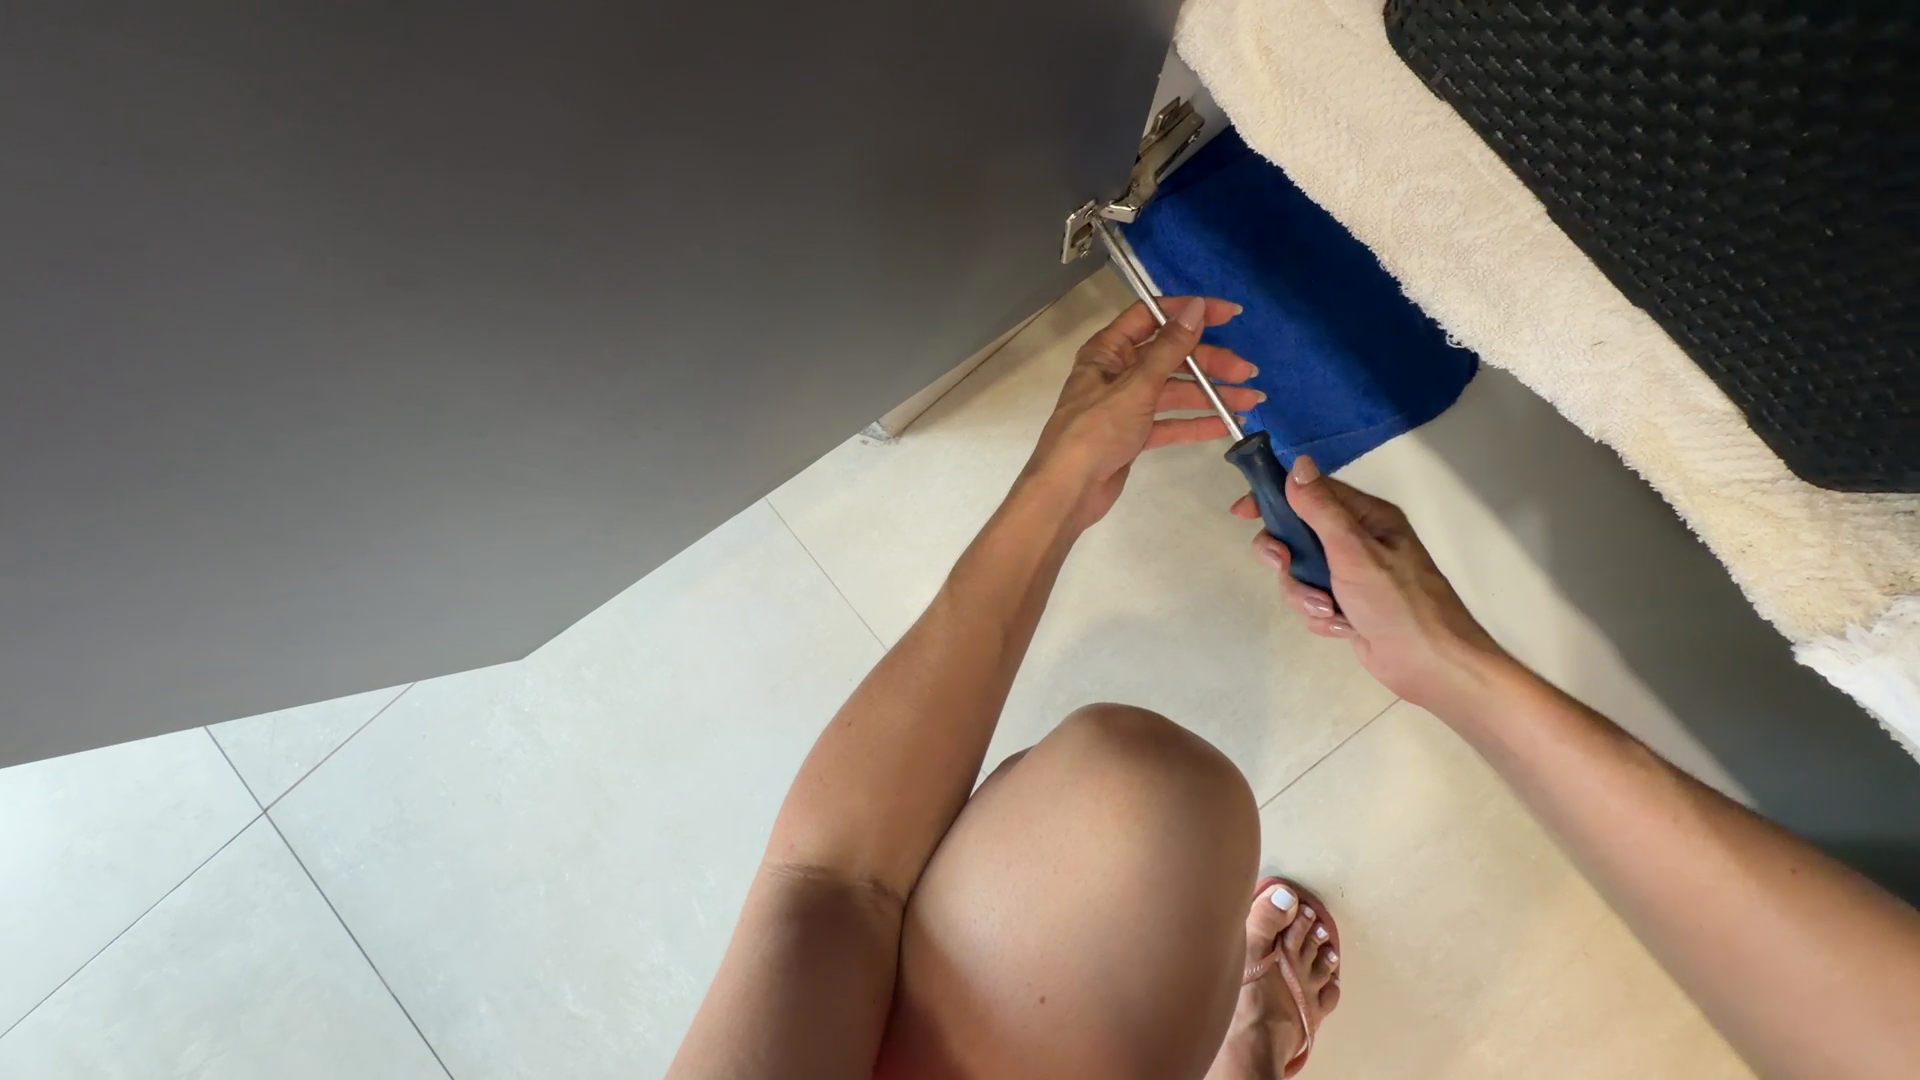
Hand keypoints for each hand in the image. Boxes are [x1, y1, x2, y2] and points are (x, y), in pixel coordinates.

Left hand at [1029, 295, 1259, 528]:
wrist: (1068, 490)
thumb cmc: (1095, 431)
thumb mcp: (1135, 386)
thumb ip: (1168, 349)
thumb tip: (1195, 309)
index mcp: (1107, 351)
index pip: (1151, 317)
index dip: (1189, 313)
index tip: (1229, 315)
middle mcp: (1116, 373)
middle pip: (1170, 357)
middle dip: (1210, 363)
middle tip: (1247, 372)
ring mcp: (1125, 405)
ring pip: (1174, 391)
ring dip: (1211, 395)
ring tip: (1250, 401)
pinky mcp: (1133, 435)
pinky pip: (1170, 422)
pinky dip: (1196, 423)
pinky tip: (1226, 425)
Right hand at [1232, 456, 1511, 710]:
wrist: (1428, 665)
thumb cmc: (1397, 602)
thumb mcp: (1353, 550)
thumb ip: (1320, 508)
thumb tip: (1298, 463)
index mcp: (1366, 517)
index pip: (1310, 491)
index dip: (1273, 498)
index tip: (1243, 512)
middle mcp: (1355, 541)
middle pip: (1294, 535)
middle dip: (1285, 557)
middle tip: (1284, 566)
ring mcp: (1348, 574)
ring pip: (1296, 573)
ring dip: (1304, 594)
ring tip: (1328, 610)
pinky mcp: (1343, 603)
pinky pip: (1308, 599)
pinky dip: (1318, 615)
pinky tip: (1341, 626)